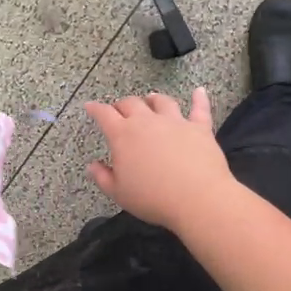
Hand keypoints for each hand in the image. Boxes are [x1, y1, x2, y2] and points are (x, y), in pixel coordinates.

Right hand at [84, 88, 235, 230]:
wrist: (196, 198)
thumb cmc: (152, 198)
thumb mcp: (118, 193)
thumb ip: (102, 177)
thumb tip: (92, 165)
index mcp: (123, 135)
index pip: (104, 115)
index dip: (95, 108)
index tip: (90, 106)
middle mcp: (147, 122)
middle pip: (131, 103)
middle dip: (122, 104)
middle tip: (119, 109)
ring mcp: (175, 122)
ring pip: (161, 102)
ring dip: (153, 99)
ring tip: (150, 98)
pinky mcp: (199, 128)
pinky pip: (199, 109)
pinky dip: (199, 99)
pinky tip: (199, 91)